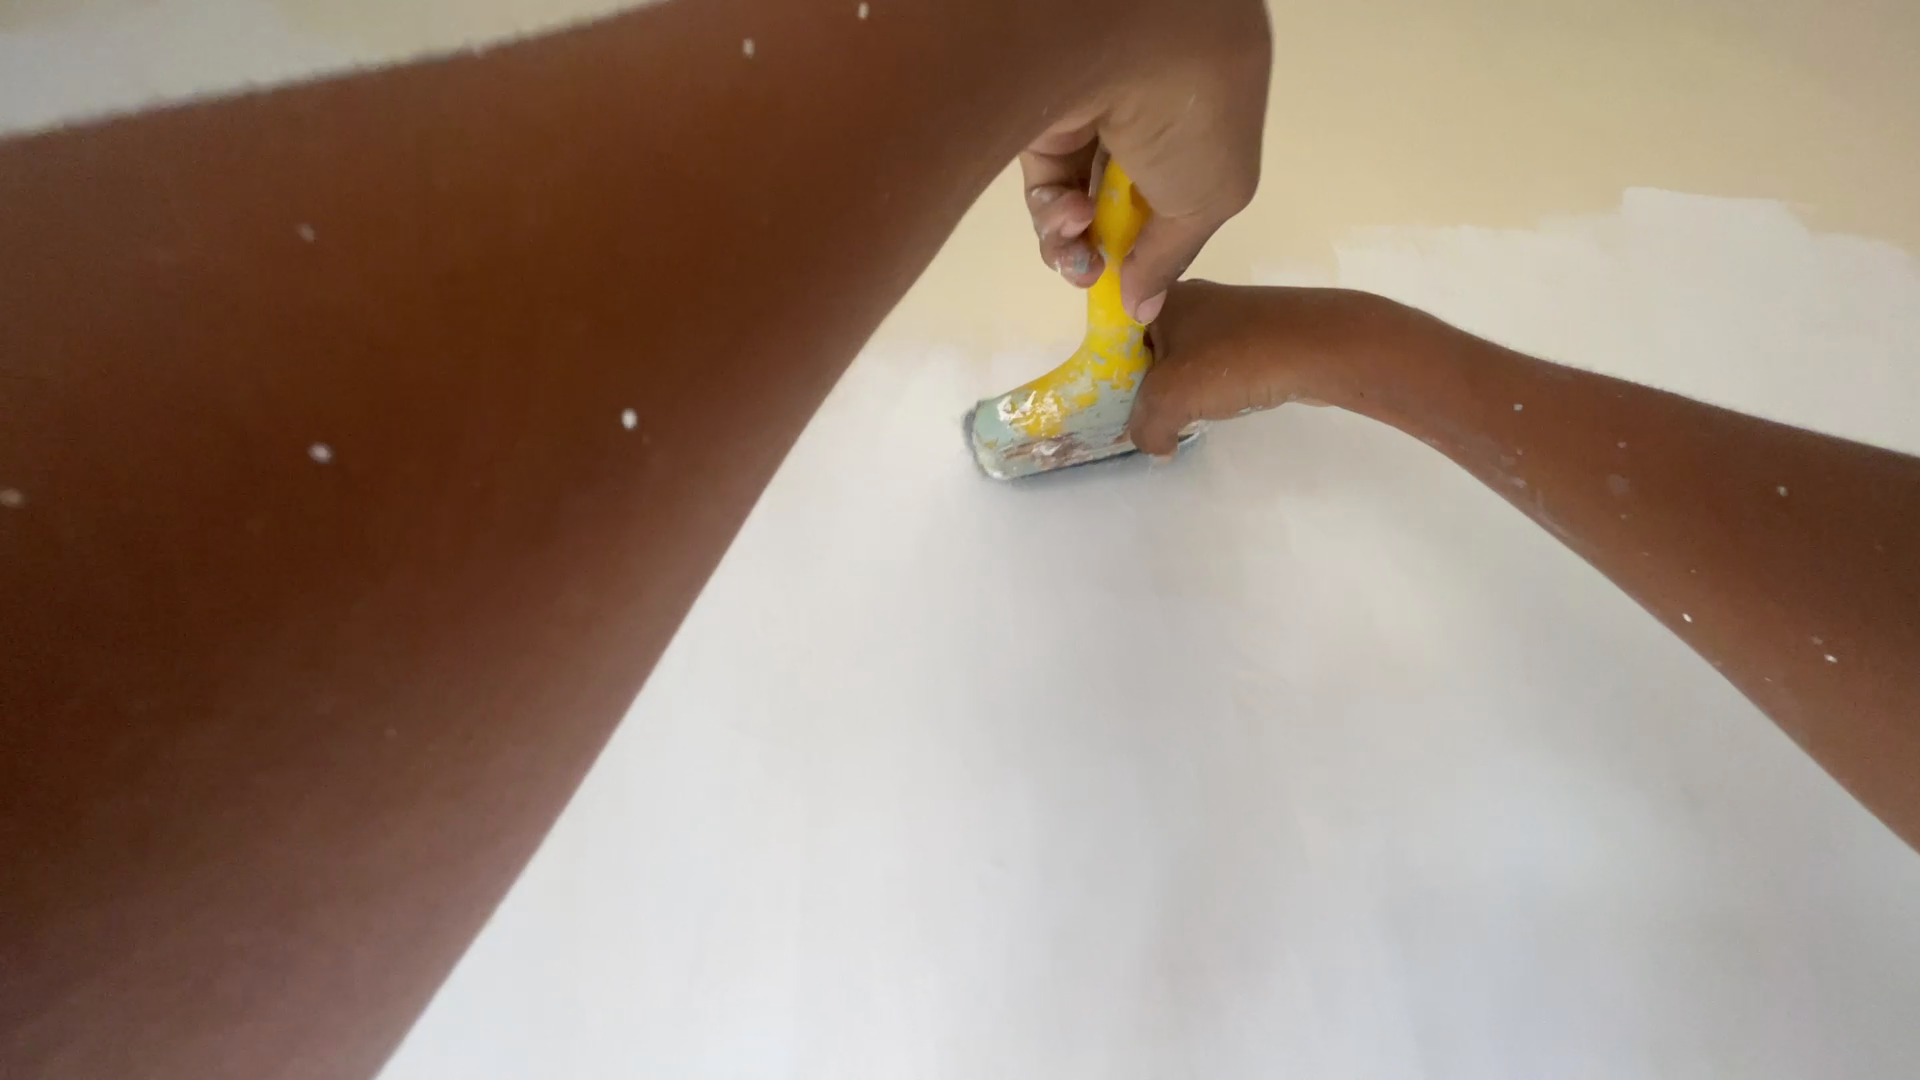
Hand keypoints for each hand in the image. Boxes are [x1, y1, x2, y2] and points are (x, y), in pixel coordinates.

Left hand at [1020, 0, 1270, 322]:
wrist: (1122, 35)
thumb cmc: (1192, 115)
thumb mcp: (1211, 199)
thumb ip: (1171, 258)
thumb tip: (1141, 310)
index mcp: (1206, 113)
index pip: (1176, 192)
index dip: (1154, 243)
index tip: (1137, 282)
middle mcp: (1148, 111)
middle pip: (1118, 207)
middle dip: (1107, 254)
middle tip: (1096, 279)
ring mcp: (1093, 115)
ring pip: (1076, 204)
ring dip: (1075, 242)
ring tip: (1078, 254)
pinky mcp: (1042, 123)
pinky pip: (1045, 185)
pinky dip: (1052, 213)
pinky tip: (1068, 216)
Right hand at [1127, 281, 1397, 454]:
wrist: (1319, 347)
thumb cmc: (1232, 360)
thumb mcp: (1169, 399)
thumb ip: (1145, 428)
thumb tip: (1156, 448)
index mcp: (1159, 301)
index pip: (1114, 337)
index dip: (1105, 375)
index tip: (1107, 409)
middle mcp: (1187, 301)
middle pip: (1144, 351)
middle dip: (1139, 388)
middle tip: (1137, 422)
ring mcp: (1223, 317)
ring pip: (1179, 361)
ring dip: (1173, 392)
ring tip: (1172, 420)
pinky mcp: (1251, 336)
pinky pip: (1211, 367)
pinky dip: (1205, 390)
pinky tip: (1210, 409)